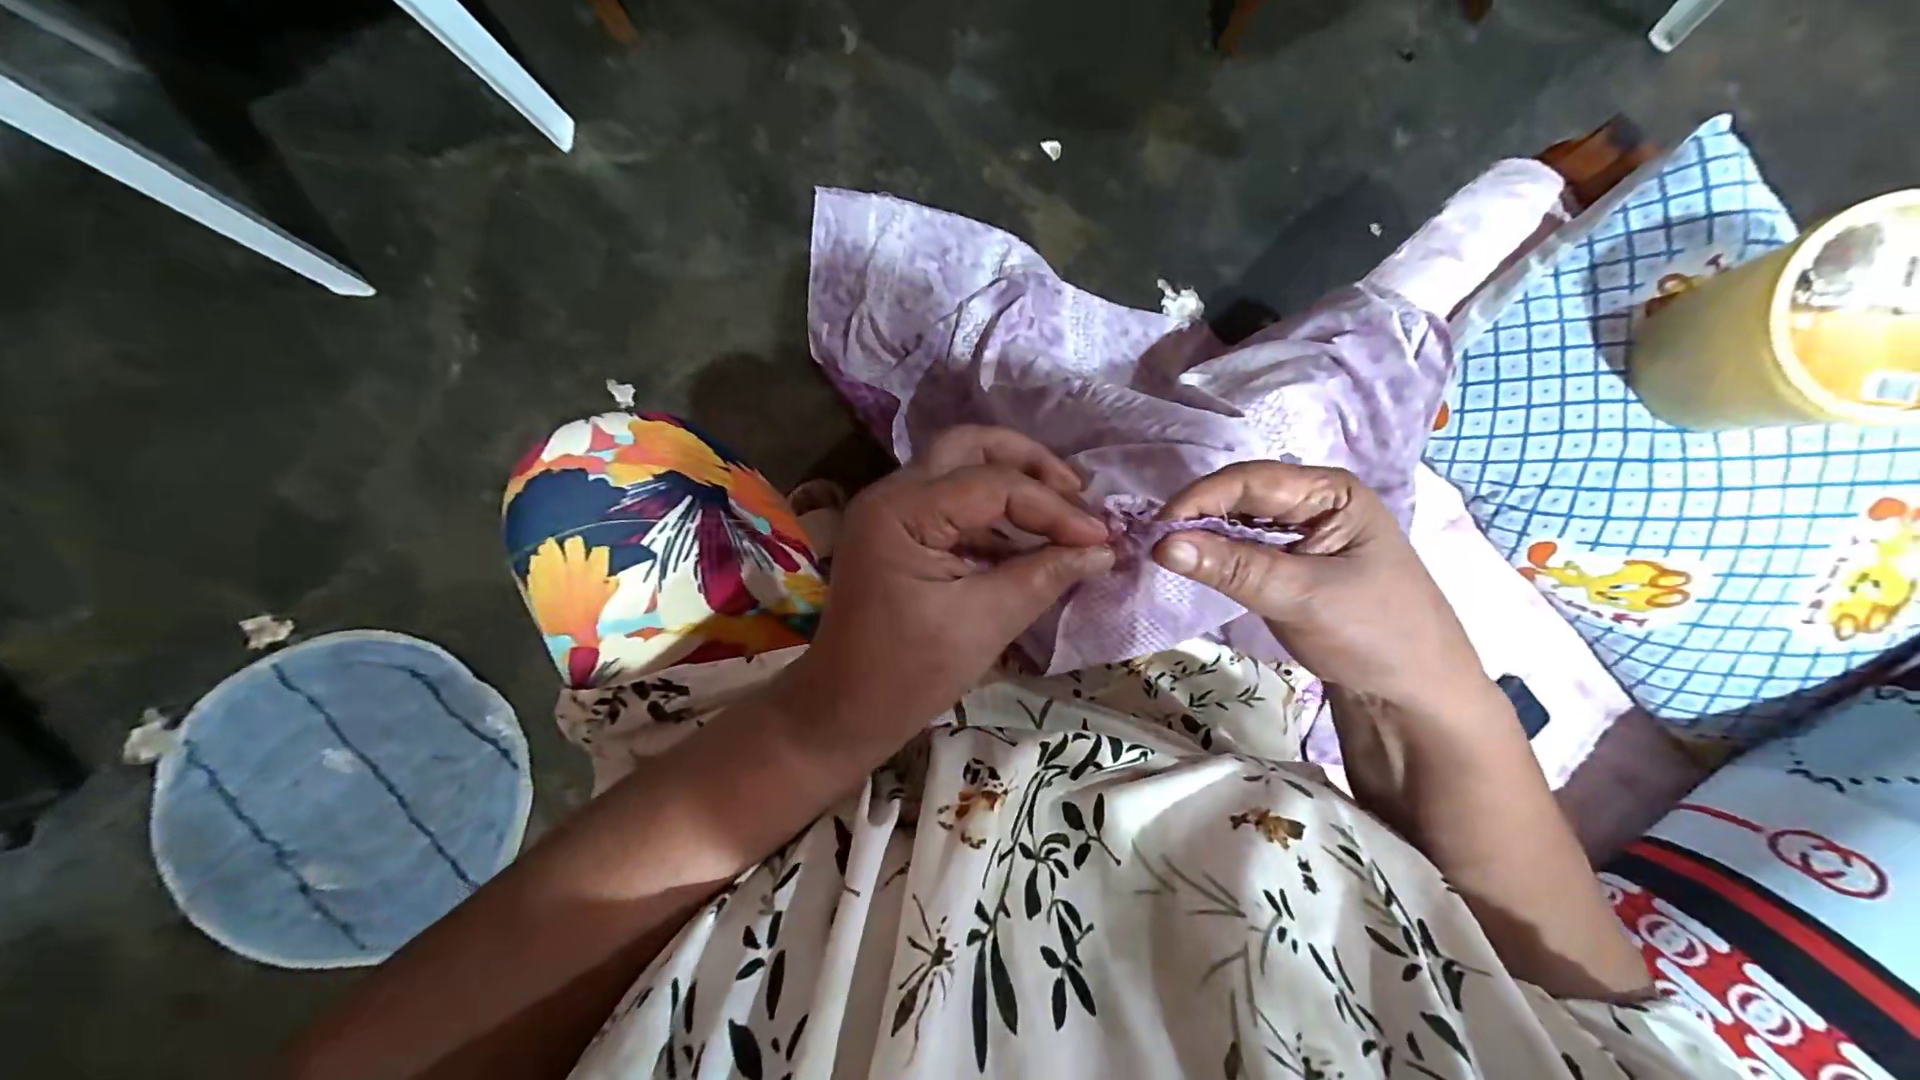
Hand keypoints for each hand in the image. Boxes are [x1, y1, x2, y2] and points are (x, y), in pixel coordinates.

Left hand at [780, 427, 1113, 750]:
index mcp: (901, 511)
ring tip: (1066, 513)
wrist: (843, 711)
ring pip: (961, 468)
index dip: (1054, 508)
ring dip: (1015, 484)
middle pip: (970, 447)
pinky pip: (954, 504)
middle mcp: (891, 495)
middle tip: (1077, 494)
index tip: (1101, 537)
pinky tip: (1033, 539)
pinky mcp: (901, 533)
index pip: (993, 484)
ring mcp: (892, 512)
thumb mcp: (984, 623)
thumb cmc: (907, 674)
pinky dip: (996, 514)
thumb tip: (1102, 549)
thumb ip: (1045, 576)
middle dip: (1030, 463)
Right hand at [1151, 462, 1484, 705]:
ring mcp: (1301, 531)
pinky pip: (1242, 545)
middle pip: (1239, 495)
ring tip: (1166, 554)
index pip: (1250, 480)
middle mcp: (1314, 501)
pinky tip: (1196, 565)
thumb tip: (1161, 544)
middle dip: (1197, 515)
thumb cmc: (1375, 635)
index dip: (1199, 499)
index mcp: (1331, 492)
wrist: (1413, 694)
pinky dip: (1216, 554)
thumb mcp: (1302, 597)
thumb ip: (1233, 568)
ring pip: (1237, 520)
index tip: (1156, 529)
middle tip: (1154, 543)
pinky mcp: (1289, 560)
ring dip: (1203, 534)